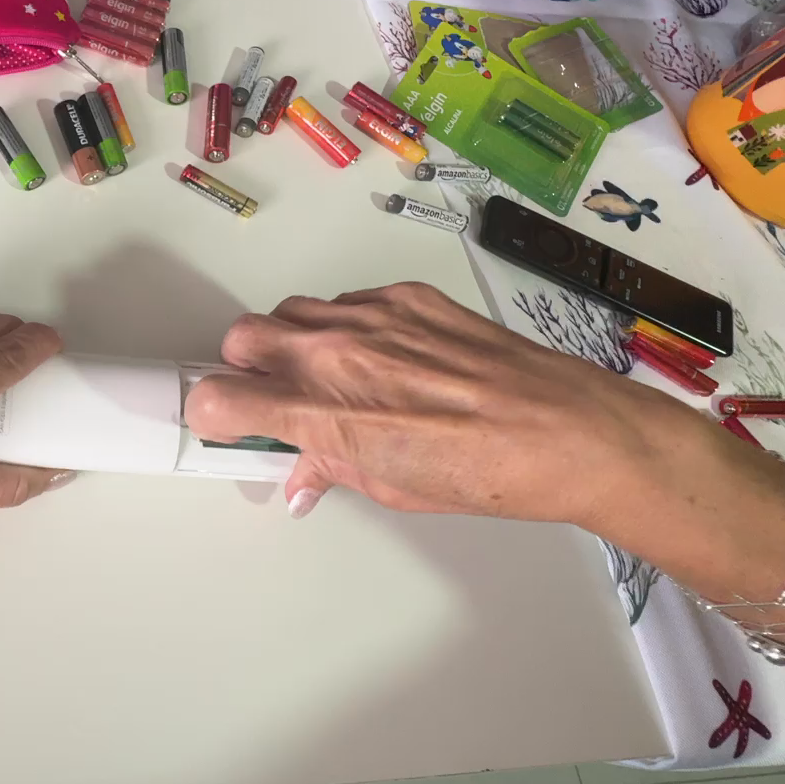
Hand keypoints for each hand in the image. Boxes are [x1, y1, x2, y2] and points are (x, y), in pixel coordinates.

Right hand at [184, 282, 734, 533]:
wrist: (571, 431)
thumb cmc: (484, 472)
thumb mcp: (390, 488)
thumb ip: (327, 467)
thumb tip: (299, 475)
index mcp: (321, 412)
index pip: (217, 398)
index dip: (213, 413)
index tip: (228, 421)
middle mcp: (332, 353)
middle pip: (239, 337)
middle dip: (246, 366)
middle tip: (277, 391)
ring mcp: (367, 316)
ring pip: (289, 311)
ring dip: (293, 340)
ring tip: (332, 370)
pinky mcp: (402, 295)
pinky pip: (346, 301)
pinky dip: (346, 324)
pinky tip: (385, 353)